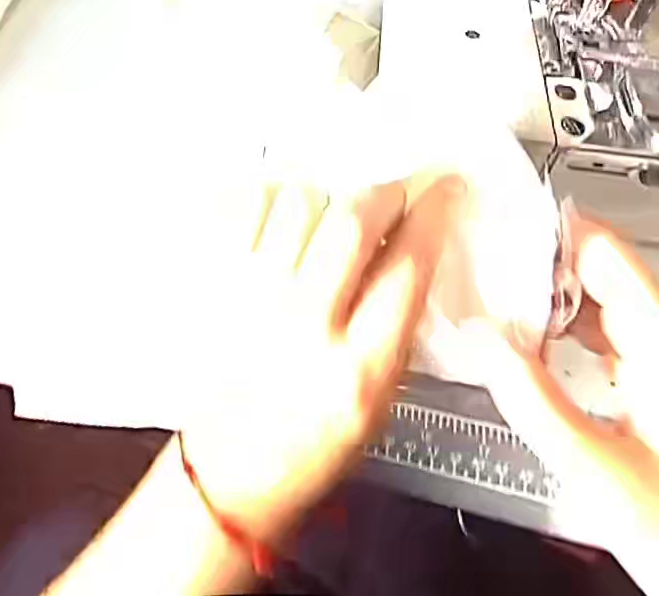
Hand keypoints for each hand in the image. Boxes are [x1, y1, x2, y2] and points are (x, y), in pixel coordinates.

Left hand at [180, 174, 467, 543]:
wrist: (226, 471)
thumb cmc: (310, 440)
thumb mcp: (381, 398)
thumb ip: (400, 317)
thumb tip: (417, 235)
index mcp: (358, 368)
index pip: (408, 264)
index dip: (433, 212)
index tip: (443, 188)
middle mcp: (302, 326)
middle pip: (352, 220)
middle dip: (384, 193)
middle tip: (391, 197)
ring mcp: (250, 297)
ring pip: (302, 200)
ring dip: (329, 198)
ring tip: (331, 220)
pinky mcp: (215, 281)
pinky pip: (250, 203)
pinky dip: (275, 198)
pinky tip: (285, 221)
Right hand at [476, 217, 658, 595]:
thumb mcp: (606, 477)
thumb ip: (535, 402)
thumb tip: (486, 344)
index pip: (601, 244)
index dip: (544, 230)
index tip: (497, 228)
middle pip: (599, 267)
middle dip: (536, 269)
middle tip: (484, 277)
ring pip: (606, 300)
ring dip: (552, 304)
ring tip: (501, 313)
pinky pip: (618, 332)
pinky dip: (574, 333)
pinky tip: (543, 353)